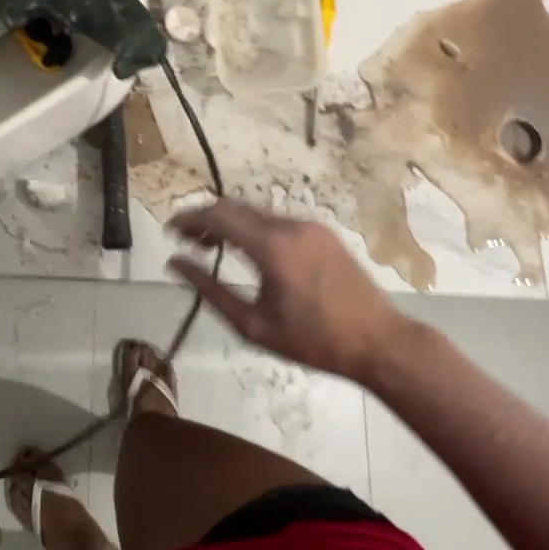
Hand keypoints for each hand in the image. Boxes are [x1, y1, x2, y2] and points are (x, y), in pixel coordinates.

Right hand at [169, 200, 414, 381]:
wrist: (380, 342)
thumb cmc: (313, 341)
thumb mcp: (253, 324)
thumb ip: (209, 290)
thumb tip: (175, 265)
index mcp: (272, 247)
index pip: (217, 216)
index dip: (187, 219)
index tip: (168, 232)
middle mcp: (290, 225)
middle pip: (234, 207)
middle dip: (205, 219)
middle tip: (186, 241)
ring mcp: (310, 225)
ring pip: (255, 212)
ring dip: (229, 223)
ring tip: (211, 247)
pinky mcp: (322, 232)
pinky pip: (276, 220)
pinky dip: (252, 228)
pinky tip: (247, 251)